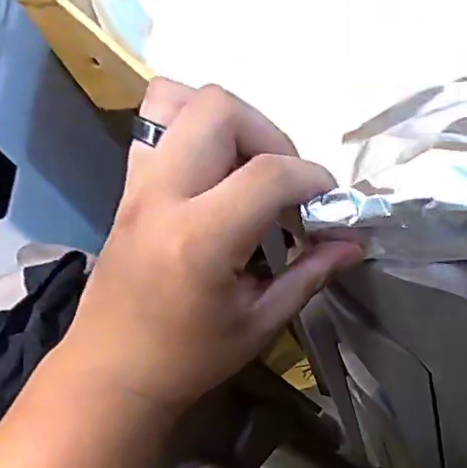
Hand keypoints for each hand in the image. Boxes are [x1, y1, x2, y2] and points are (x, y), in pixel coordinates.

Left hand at [57, 80, 361, 411]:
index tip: (331, 204)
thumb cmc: (192, 357)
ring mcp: (139, 183)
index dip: (313, 179)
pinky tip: (221, 177)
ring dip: (229, 122)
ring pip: (178, 99)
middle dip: (271, 136)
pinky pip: (157, 124)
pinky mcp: (128, 185)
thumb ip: (309, 274)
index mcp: (201, 238)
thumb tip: (351, 244)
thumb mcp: (261, 323)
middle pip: (219, 109)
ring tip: (252, 170)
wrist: (115, 368)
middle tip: (289, 185)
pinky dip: (197, 130)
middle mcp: (164, 194)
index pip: (268, 173)